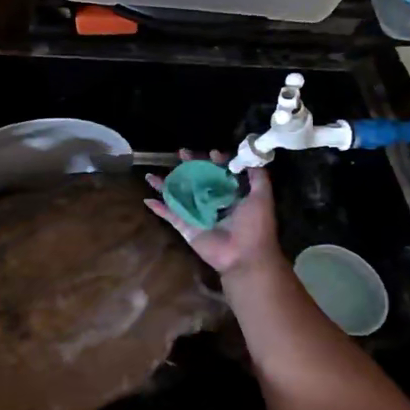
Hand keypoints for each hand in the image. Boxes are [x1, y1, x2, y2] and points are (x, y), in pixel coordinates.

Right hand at [146, 149, 282, 278]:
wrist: (245, 256)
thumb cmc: (255, 225)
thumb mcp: (262, 196)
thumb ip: (257, 176)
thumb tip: (247, 157)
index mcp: (231, 195)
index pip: (219, 173)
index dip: (214, 162)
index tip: (211, 153)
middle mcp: (212, 202)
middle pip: (196, 180)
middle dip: (188, 166)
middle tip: (181, 153)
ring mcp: (198, 215)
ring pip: (178, 195)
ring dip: (165, 185)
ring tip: (151, 175)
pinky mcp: (187, 228)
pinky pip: (171, 216)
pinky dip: (159, 208)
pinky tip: (147, 199)